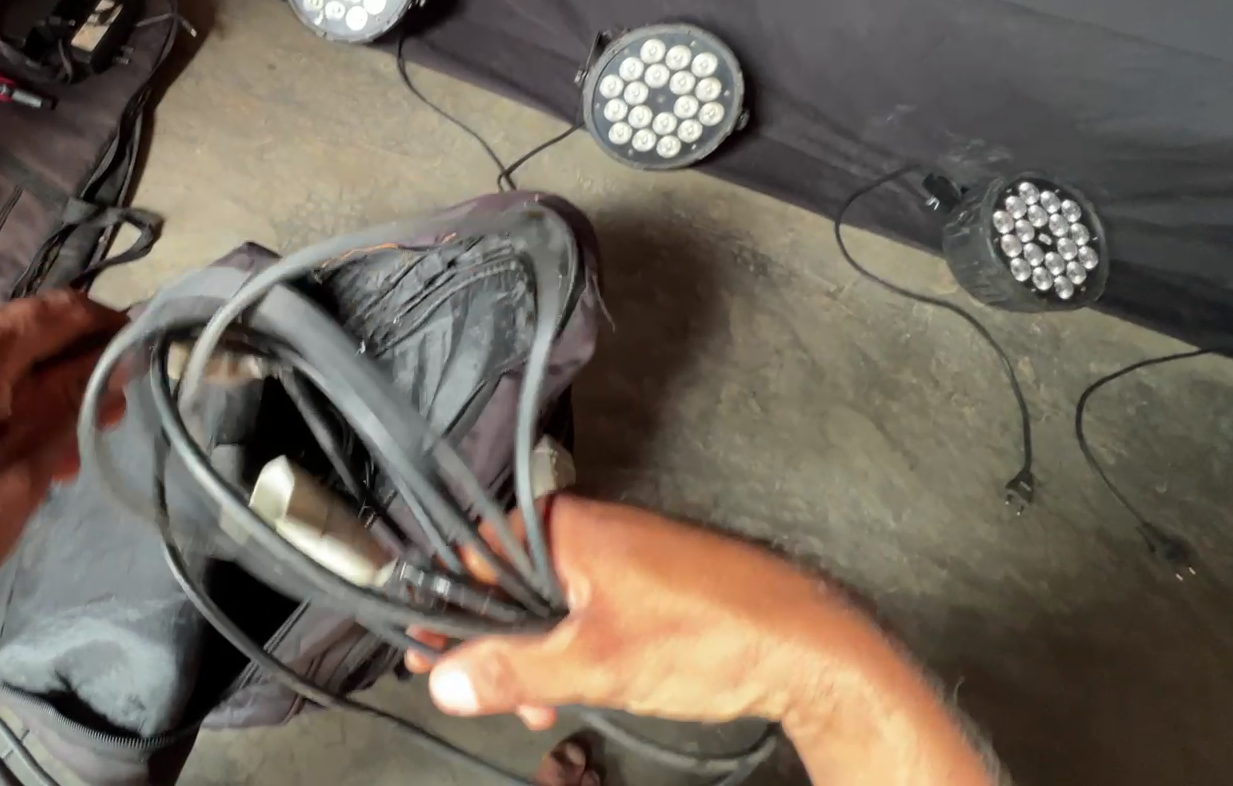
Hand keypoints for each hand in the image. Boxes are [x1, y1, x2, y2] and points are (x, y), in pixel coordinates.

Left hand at [0, 291, 125, 672]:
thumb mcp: (21, 475)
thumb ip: (71, 407)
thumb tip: (116, 364)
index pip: (54, 312)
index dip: (105, 325)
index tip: (138, 353)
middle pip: (13, 335)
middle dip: (66, 367)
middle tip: (103, 416)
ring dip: (25, 391)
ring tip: (53, 449)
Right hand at [411, 496, 871, 731]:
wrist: (805, 643)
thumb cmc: (704, 634)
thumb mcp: (595, 661)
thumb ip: (514, 670)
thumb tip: (445, 679)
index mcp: (561, 526)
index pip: (476, 560)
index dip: (449, 612)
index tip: (428, 653)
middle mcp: (581, 528)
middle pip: (509, 585)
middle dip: (498, 647)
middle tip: (493, 697)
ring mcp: (611, 551)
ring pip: (546, 602)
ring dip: (535, 654)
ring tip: (540, 705)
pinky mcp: (636, 577)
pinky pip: (580, 605)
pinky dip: (568, 645)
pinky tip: (575, 684)